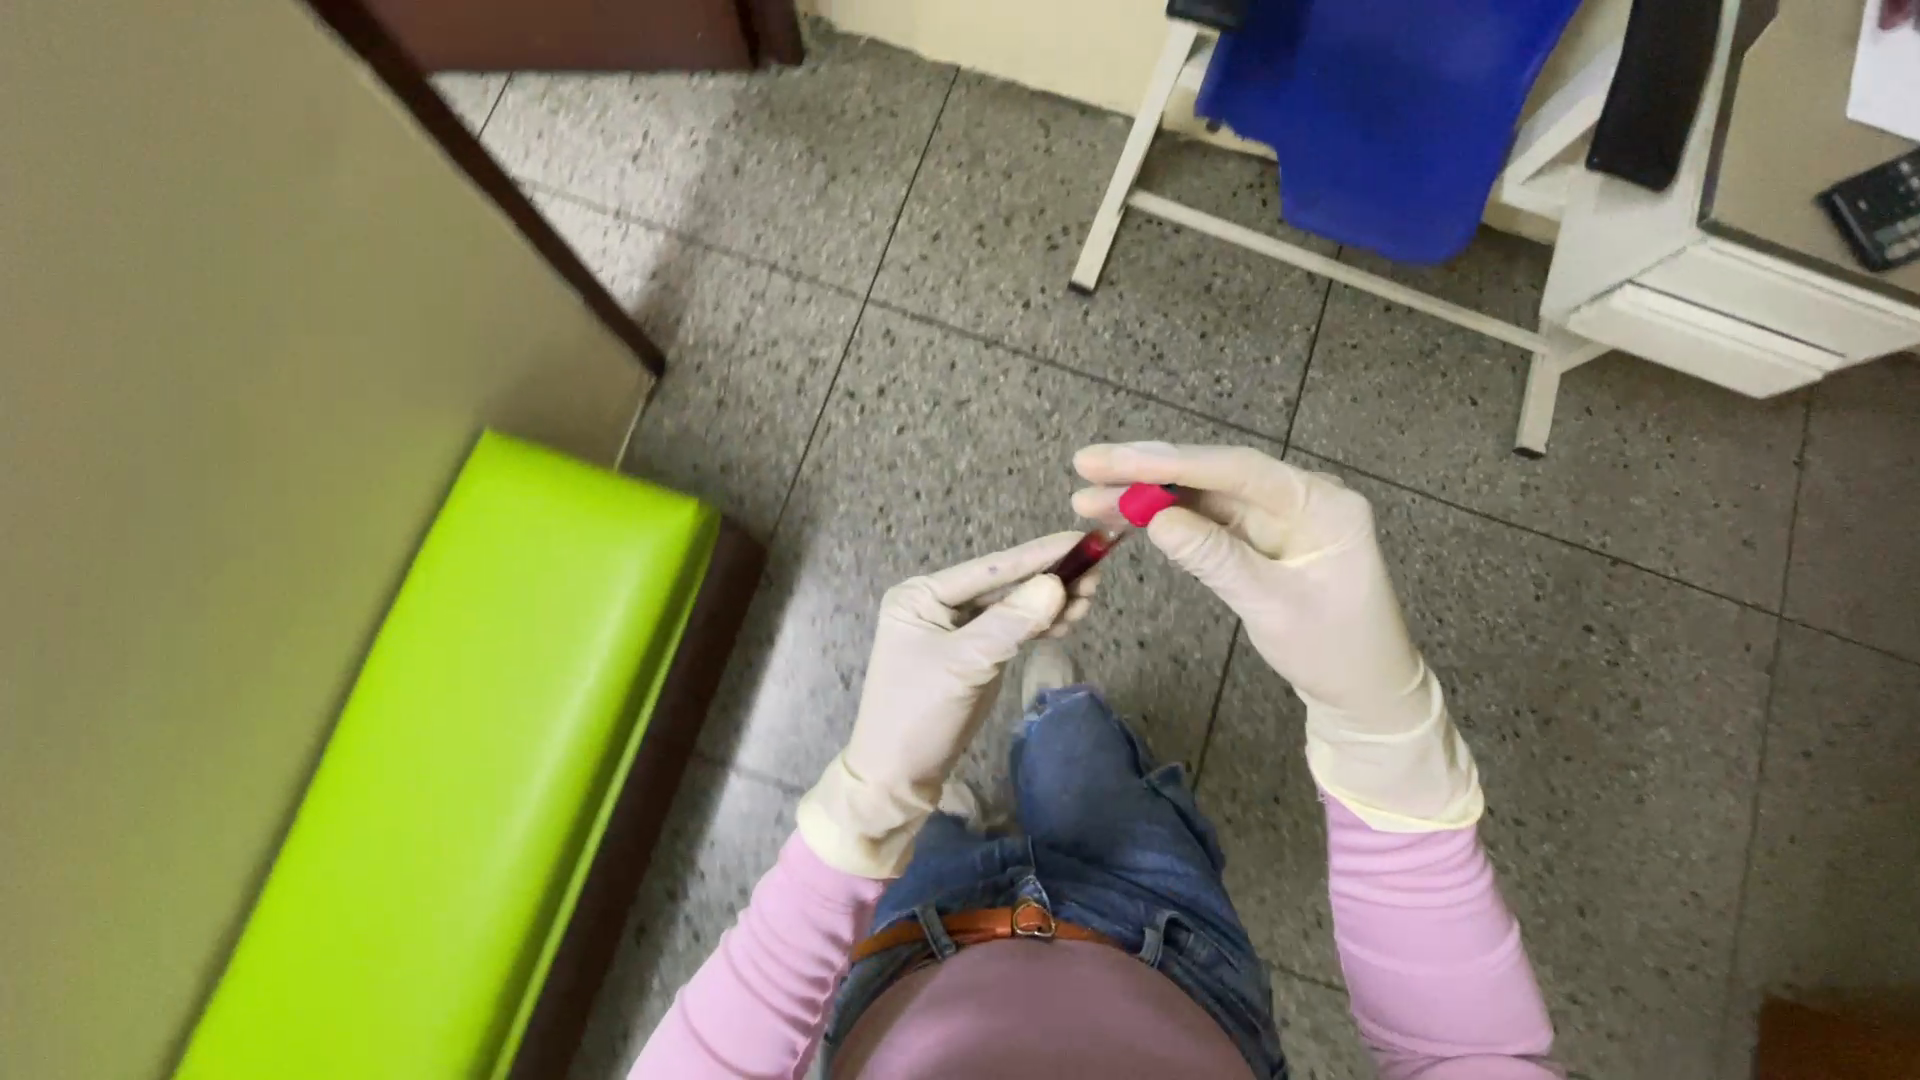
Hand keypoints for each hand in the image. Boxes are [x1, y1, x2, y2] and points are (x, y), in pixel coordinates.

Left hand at [797, 532, 1098, 876]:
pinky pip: (1013, 631)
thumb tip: (1056, 584)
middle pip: (1004, 585)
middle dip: (1049, 580)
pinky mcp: (974, 655)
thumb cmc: (917, 716)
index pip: (989, 568)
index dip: (1038, 554)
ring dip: (1050, 604)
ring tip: (1090, 599)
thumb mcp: (964, 666)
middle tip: (1096, 573)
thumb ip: (1010, 623)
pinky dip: (1041, 626)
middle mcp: (938, 605)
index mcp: (922, 595)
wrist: (896, 779)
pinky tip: (1070, 619)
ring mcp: (957, 631)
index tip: (1082, 539)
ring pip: (1012, 608)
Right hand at [1073, 442, 1479, 831]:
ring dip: (1146, 495)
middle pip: (1212, 474)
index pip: (1236, 470)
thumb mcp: (1274, 608)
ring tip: (1088, 499)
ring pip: (1201, 495)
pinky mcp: (1256, 537)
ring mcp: (1275, 516)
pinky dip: (1164, 519)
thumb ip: (1216, 559)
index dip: (1170, 463)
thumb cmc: (1334, 652)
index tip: (1114, 461)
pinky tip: (1124, 516)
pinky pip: (1204, 520)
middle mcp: (1297, 497)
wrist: (1364, 692)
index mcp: (1320, 503)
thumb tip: (1156, 520)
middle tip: (1087, 465)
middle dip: (1146, 470)